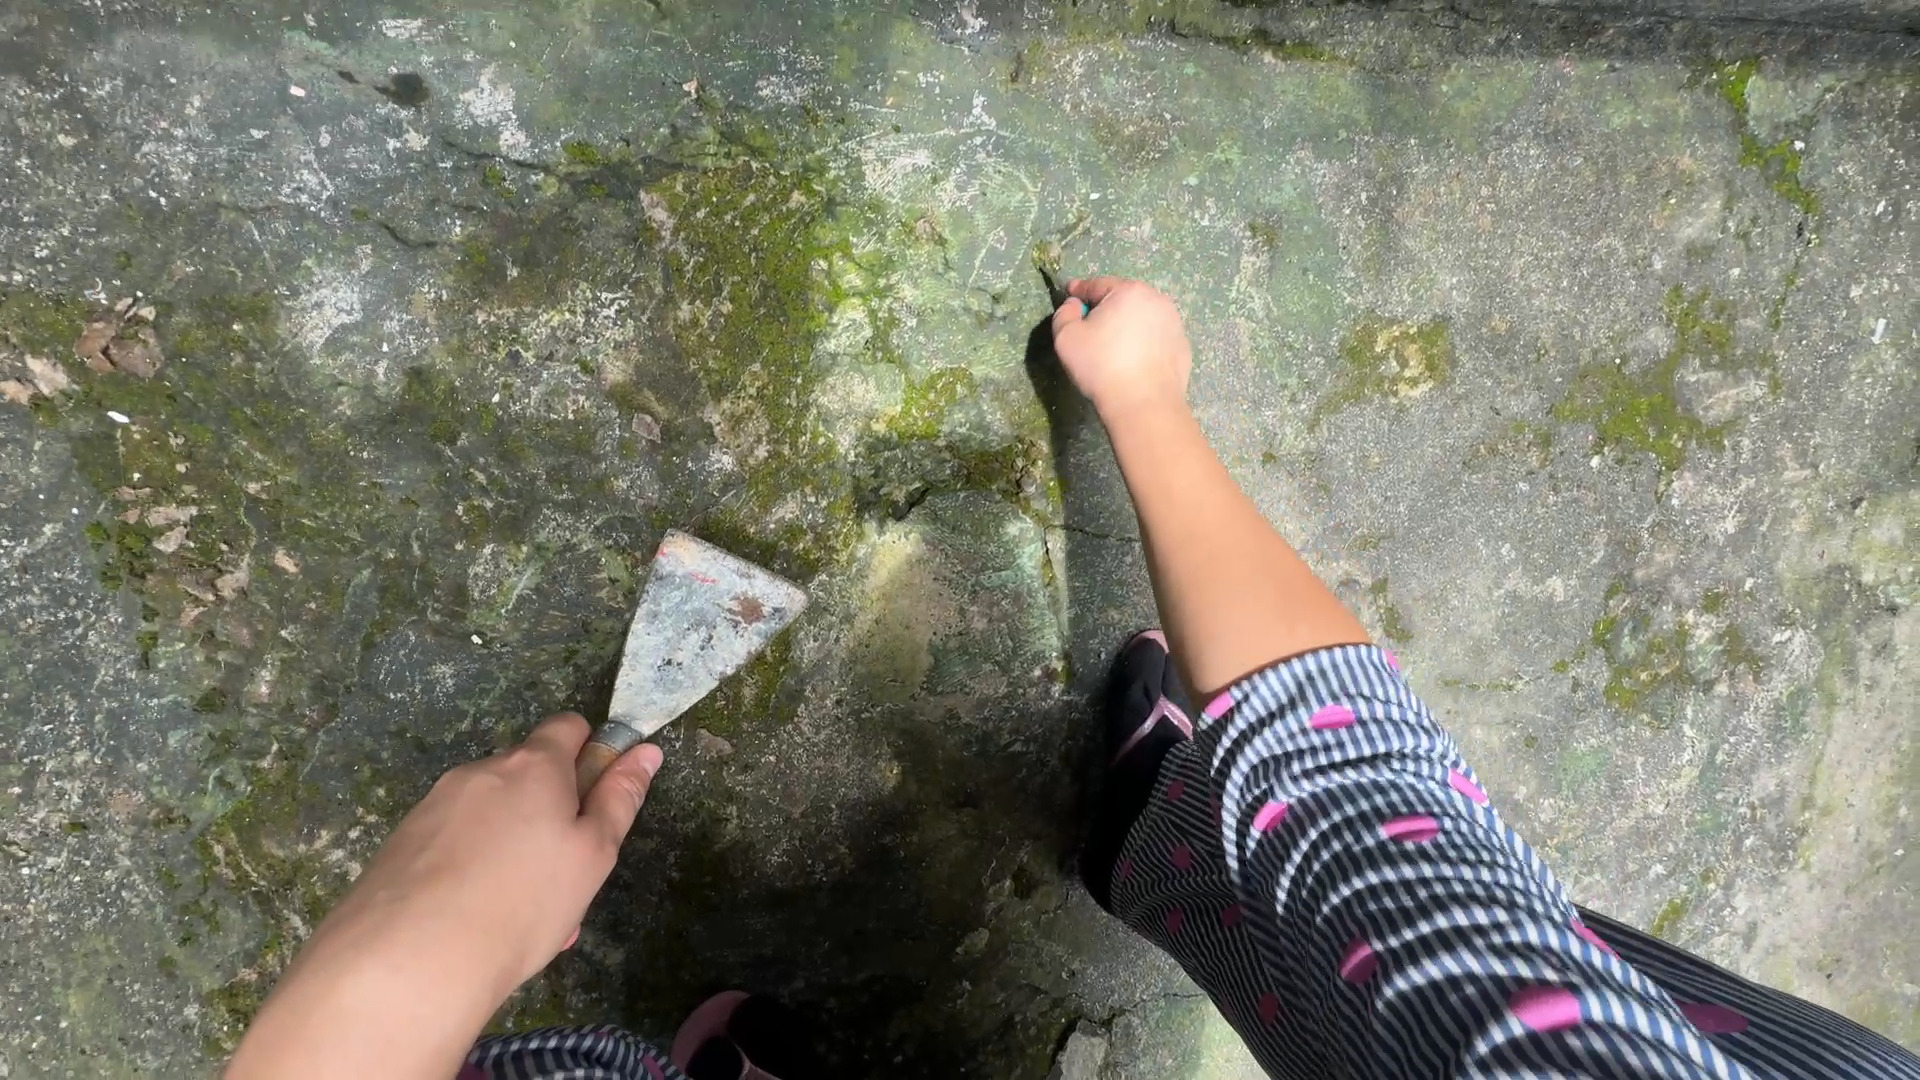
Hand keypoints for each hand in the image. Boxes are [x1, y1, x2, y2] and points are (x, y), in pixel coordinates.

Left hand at [226, 714, 662, 1079]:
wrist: (399, 970)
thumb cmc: (523, 901)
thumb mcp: (594, 852)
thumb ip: (621, 796)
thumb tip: (646, 750)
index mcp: (534, 764)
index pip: (568, 726)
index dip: (589, 753)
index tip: (594, 800)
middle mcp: (481, 772)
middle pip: (528, 773)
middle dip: (550, 809)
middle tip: (562, 872)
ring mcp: (432, 808)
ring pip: (491, 815)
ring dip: (512, 844)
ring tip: (519, 910)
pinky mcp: (396, 847)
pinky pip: (453, 844)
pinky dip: (471, 868)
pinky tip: (476, 922)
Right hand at [1049, 276, 1193, 422]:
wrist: (1144, 403)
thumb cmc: (1102, 366)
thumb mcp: (1066, 338)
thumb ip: (1064, 313)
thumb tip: (1075, 305)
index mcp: (1128, 291)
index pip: (1098, 284)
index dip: (1080, 290)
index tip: (1070, 294)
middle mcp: (1157, 300)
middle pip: (1123, 299)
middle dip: (1107, 308)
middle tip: (1092, 327)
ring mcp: (1174, 323)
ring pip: (1142, 318)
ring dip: (1127, 325)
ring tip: (1115, 347)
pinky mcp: (1182, 346)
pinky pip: (1156, 338)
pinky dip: (1144, 344)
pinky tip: (1134, 362)